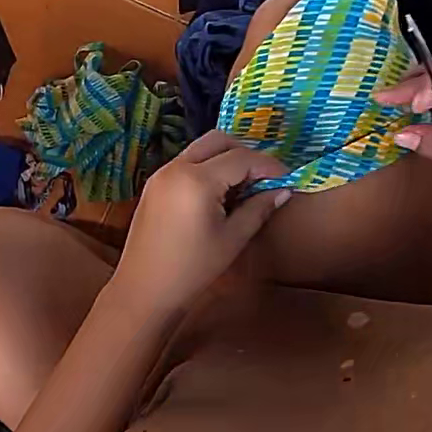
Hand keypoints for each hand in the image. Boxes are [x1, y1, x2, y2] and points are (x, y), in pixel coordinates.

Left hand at [110, 131, 290, 315]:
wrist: (145, 290)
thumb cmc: (193, 269)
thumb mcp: (233, 239)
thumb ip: (258, 208)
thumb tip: (283, 190)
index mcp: (197, 181)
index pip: (242, 158)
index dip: (269, 165)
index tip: (287, 177)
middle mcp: (177, 168)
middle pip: (219, 140)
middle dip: (246, 153)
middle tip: (265, 177)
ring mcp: (161, 174)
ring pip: (201, 148)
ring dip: (226, 158)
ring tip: (244, 186)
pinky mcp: (154, 184)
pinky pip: (187, 162)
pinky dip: (208, 167)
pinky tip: (219, 194)